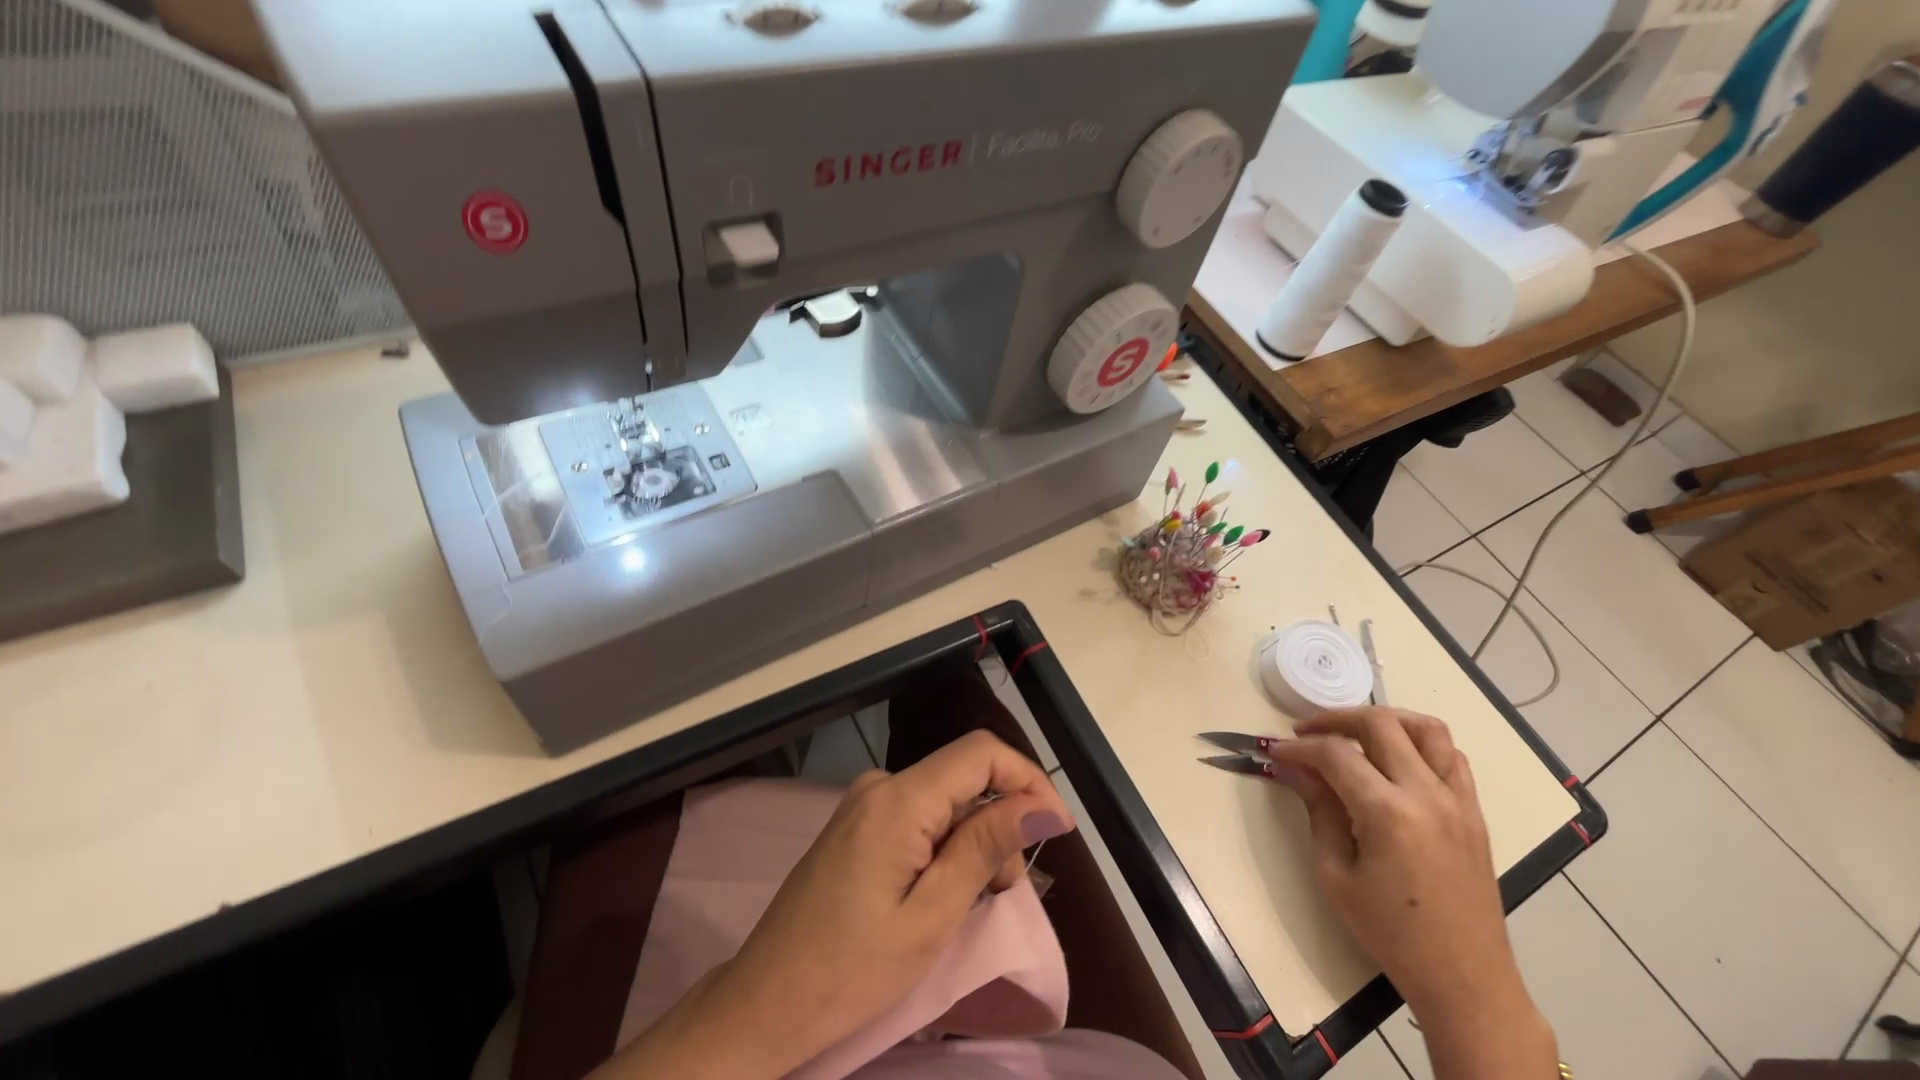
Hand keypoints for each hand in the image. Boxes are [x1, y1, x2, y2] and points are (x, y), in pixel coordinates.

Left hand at [596, 730, 1074, 1079]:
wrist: (767, 1002)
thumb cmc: (851, 970)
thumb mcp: (932, 915)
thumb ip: (985, 848)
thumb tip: (1042, 805)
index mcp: (897, 800)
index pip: (982, 752)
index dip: (1029, 781)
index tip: (1056, 833)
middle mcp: (880, 786)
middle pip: (965, 778)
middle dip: (1001, 824)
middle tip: (1003, 894)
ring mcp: (864, 805)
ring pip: (946, 802)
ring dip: (975, 843)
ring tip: (973, 904)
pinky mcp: (858, 827)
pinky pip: (920, 818)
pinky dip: (946, 850)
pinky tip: (944, 895)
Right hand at [1264, 708, 1555, 1079]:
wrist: (1465, 976)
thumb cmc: (1392, 934)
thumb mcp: (1337, 876)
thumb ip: (1319, 813)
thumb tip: (1296, 771)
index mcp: (1388, 813)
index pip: (1336, 755)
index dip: (1300, 748)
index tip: (1275, 752)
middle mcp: (1427, 794)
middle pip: (1381, 724)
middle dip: (1337, 720)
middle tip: (1306, 733)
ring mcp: (1458, 800)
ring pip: (1426, 728)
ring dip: (1386, 719)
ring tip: (1355, 733)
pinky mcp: (1474, 811)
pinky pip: (1451, 757)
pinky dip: (1420, 743)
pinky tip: (1396, 760)